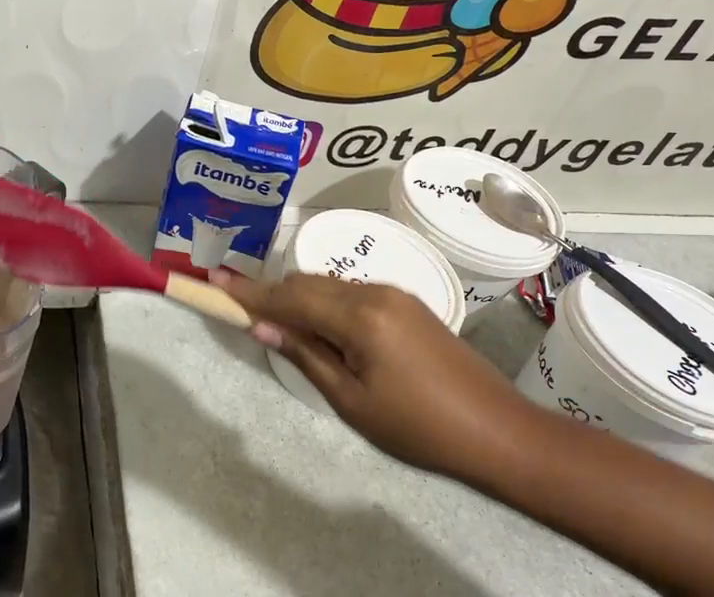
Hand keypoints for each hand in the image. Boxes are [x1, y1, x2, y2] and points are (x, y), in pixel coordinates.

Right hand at [212, 269, 533, 480]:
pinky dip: (323, 302)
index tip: (212, 280)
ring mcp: (394, 294)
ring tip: (272, 318)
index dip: (248, 291)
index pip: (289, 296)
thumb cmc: (420, 427)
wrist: (501, 433)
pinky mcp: (407, 304)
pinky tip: (316, 324)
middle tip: (235, 302)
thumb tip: (261, 326)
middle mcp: (374, 293)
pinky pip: (350, 292)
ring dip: (296, 296)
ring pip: (328, 284)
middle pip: (306, 282)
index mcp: (359, 317)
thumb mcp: (351, 400)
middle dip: (269, 292)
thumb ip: (303, 355)